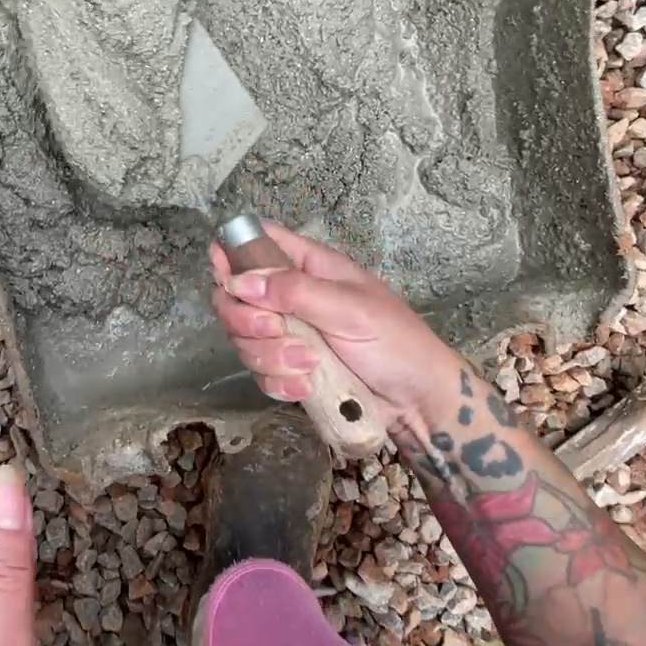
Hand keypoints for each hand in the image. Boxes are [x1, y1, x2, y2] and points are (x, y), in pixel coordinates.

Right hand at [208, 222, 466, 430]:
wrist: (419, 404)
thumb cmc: (396, 343)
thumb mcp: (351, 310)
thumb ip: (295, 292)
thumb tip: (240, 281)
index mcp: (307, 266)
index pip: (256, 242)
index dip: (232, 253)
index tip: (226, 278)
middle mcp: (288, 295)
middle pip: (233, 294)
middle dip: (245, 318)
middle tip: (273, 329)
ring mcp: (285, 332)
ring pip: (242, 336)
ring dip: (267, 355)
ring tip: (308, 365)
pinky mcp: (285, 367)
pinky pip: (257, 370)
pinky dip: (276, 381)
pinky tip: (305, 388)